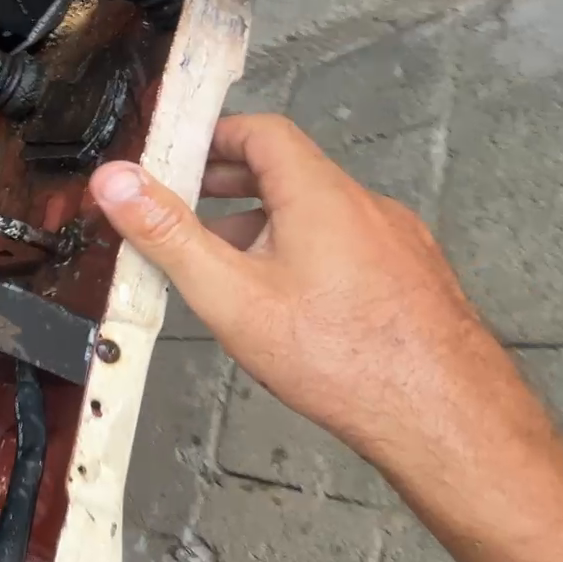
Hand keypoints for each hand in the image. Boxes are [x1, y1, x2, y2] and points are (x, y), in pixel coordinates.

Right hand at [89, 114, 562, 561]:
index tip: (167, 159)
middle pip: (284, 170)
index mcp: (321, 197)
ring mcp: (396, 244)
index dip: (209, 135)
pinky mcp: (410, 278)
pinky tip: (271, 297)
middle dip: (219, 183)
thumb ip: (164, 230)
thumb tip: (112, 179)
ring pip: (310, 210)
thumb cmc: (334, 356)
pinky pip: (339, 241)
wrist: (450, 429)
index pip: (263, 132)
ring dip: (253, 220)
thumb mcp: (225, 291)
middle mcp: (366, 208)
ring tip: (212, 262)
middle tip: (172, 209)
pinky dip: (291, 247)